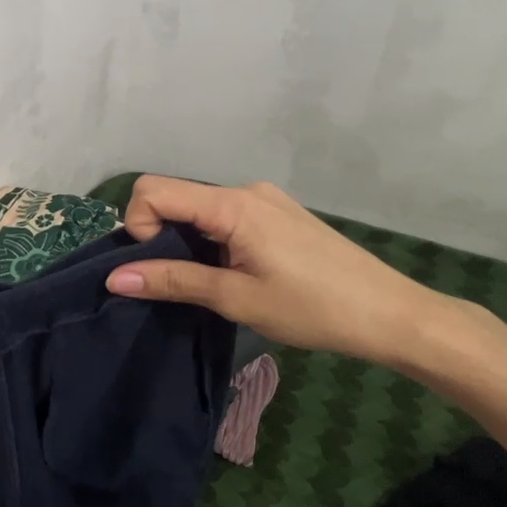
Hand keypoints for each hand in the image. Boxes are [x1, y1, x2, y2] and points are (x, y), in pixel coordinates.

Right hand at [104, 176, 457, 366]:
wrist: (393, 316)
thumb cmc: (313, 308)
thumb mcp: (236, 299)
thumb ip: (173, 281)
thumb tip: (114, 277)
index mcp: (233, 205)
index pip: (153, 190)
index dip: (139, 226)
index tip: (158, 267)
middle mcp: (245, 191)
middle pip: (173, 197)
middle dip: (159, 236)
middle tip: (178, 282)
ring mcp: (264, 200)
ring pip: (197, 209)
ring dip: (186, 242)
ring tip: (211, 283)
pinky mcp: (277, 214)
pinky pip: (223, 217)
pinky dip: (211, 241)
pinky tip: (235, 273)